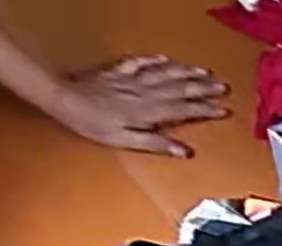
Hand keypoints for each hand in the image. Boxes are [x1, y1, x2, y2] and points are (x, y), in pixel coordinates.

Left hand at [48, 55, 228, 156]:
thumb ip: (156, 144)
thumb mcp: (125, 140)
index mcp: (148, 111)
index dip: (205, 109)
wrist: (56, 98)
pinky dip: (151, 60)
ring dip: (184, 72)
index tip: (225, 109)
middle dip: (202, 87)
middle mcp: (143, 93)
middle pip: (177, 89)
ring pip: (162, 74)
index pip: (184, 109)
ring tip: (203, 71)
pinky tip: (164, 59)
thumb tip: (186, 152)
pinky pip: (136, 63)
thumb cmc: (92, 123)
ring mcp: (128, 81)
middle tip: (223, 86)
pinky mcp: (115, 74)